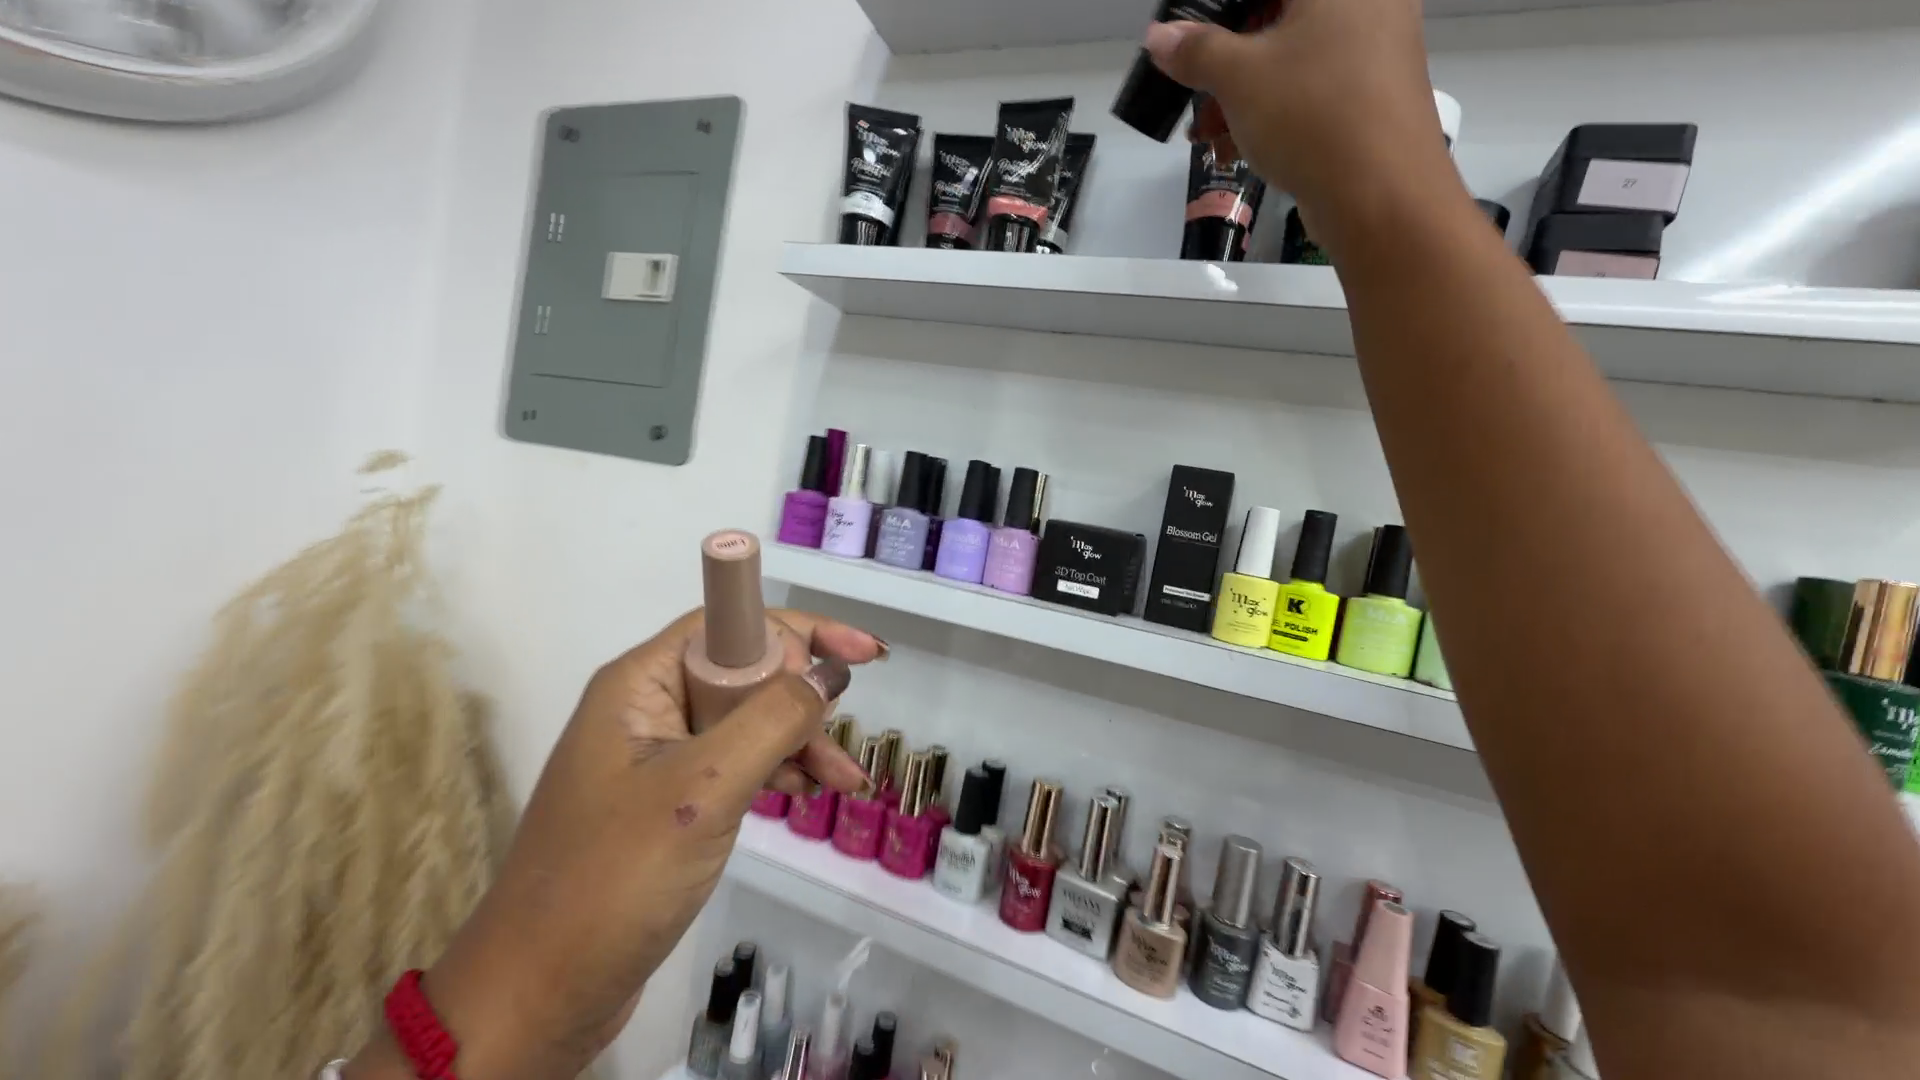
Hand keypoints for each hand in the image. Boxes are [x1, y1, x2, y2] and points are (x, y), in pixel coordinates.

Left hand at [347, 609, 884, 1079]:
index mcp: (640, 683)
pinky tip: (807, 793)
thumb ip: (771, 720)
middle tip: (848, 735)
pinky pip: (733, 764)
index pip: (730, 624)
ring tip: (846, 782)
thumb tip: (828, 672)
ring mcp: (655, 757)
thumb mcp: (702, 790)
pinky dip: (775, 771)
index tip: (861, 654)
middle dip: (805, 697)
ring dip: (799, 742)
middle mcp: (647, 707)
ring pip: (746, 722)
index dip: (799, 630)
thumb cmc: (614, 878)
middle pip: (745, 672)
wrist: (537, 994)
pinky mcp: (665, 803)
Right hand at [1146, 0, 1457, 227]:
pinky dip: (1274, 111)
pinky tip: (1239, 148)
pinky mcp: (1374, 95)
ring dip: (1243, 94)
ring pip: (1294, 58)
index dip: (1222, 16)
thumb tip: (1159, 35)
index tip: (1193, 46)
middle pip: (1279, 18)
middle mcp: (1367, 3)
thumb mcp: (1239, 78)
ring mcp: (1377, 49)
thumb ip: (1196, 51)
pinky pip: (1314, 89)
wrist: (1382, 193)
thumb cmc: (1311, 114)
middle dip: (1228, 59)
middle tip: (1195, 94)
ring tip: (1208, 135)